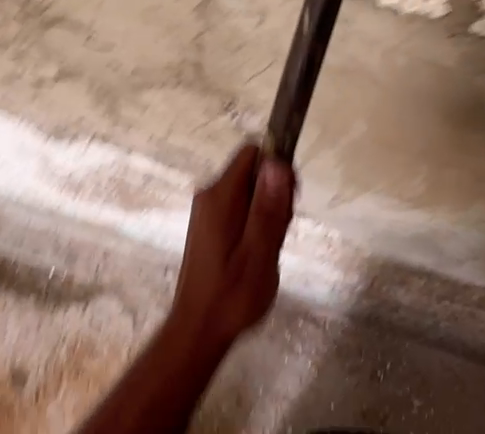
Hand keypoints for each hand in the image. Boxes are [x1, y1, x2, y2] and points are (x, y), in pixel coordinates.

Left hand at [164, 143, 296, 352]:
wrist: (198, 331)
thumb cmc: (231, 296)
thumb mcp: (259, 253)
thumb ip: (268, 208)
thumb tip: (278, 163)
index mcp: (221, 196)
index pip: (254, 153)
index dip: (278, 169)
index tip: (287, 202)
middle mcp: (210, 195)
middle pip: (254, 172)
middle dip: (274, 196)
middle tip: (277, 235)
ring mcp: (208, 211)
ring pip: (250, 192)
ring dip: (266, 214)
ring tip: (267, 252)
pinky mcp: (209, 226)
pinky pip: (240, 209)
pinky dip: (255, 225)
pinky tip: (256, 256)